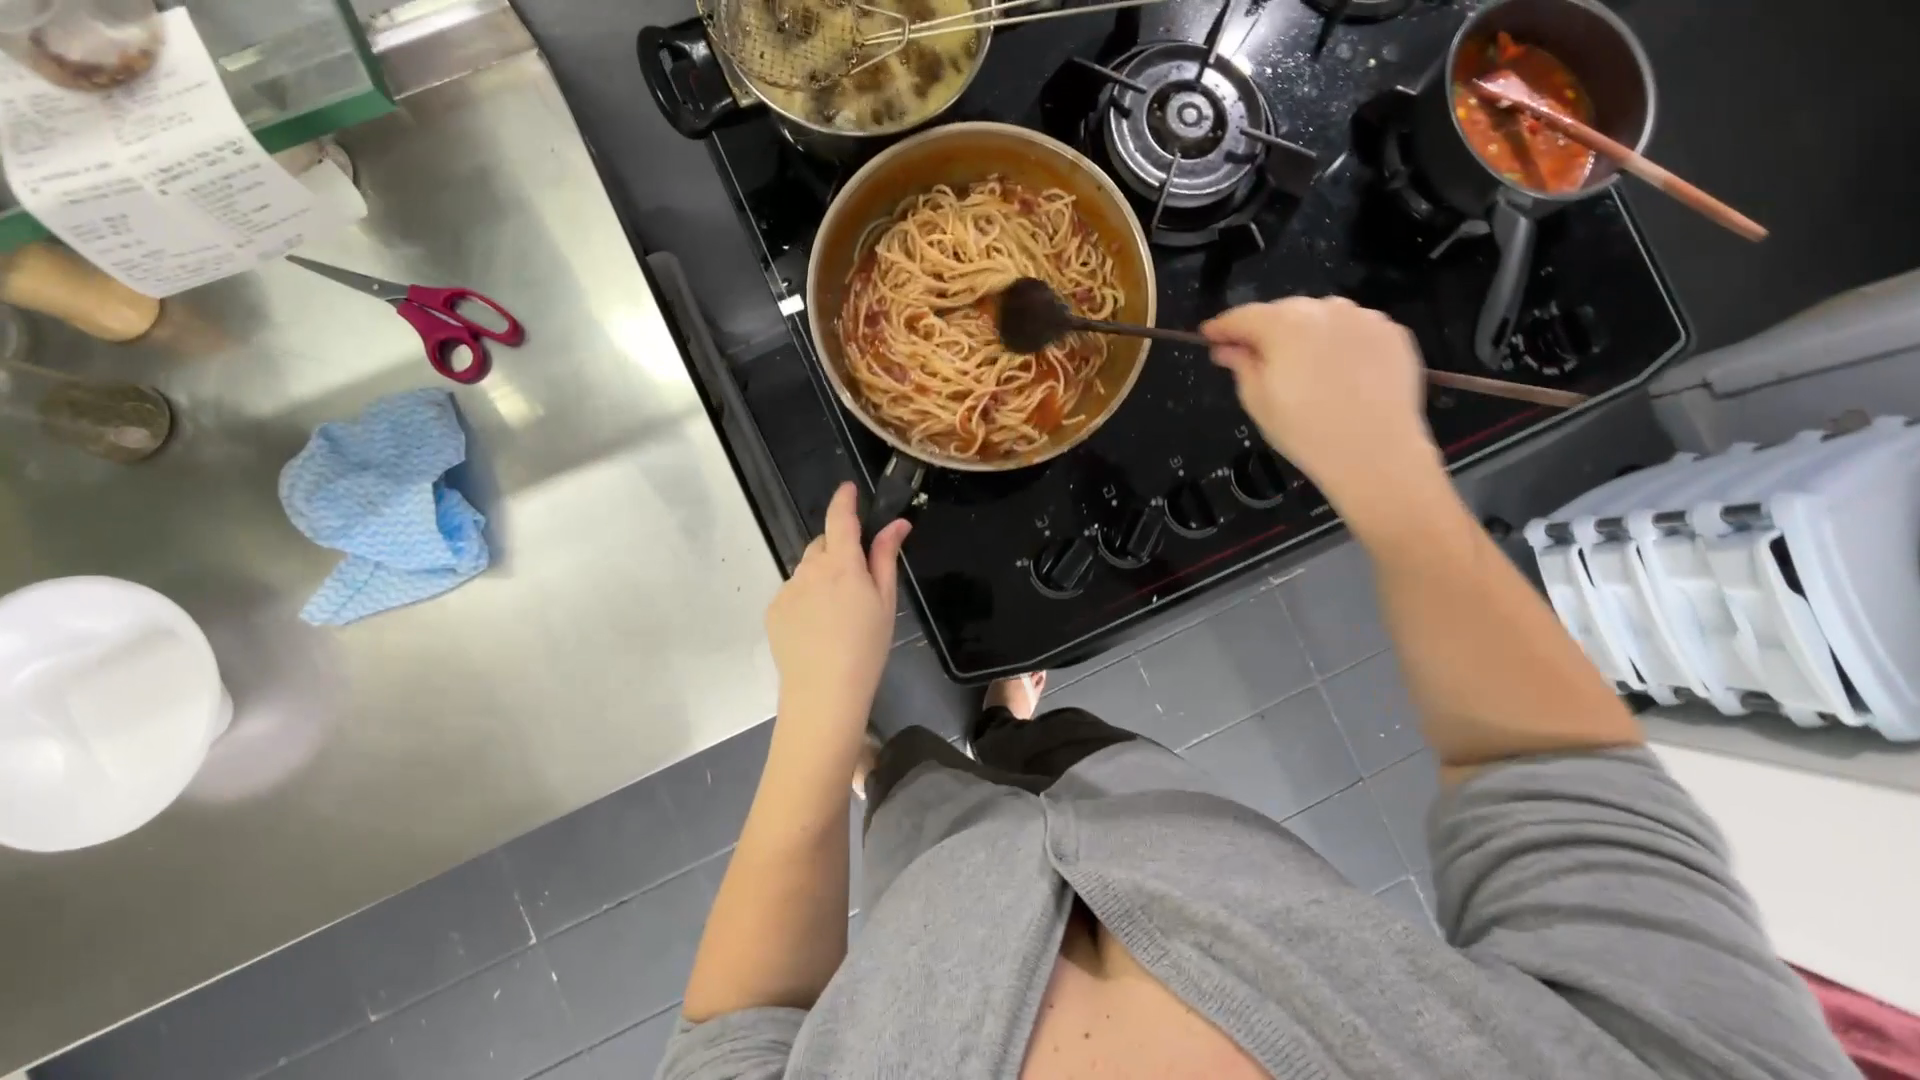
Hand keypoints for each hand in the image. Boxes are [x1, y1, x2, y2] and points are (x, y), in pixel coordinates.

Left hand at [766, 482, 911, 737]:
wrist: (824, 693)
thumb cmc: (867, 648)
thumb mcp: (886, 602)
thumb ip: (886, 557)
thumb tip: (897, 523)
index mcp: (842, 563)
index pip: (840, 518)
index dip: (844, 500)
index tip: (848, 489)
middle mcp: (810, 568)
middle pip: (823, 544)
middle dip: (838, 549)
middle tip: (857, 581)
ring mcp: (788, 589)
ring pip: (807, 569)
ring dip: (822, 576)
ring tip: (838, 614)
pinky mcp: (774, 609)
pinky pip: (793, 591)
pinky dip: (806, 598)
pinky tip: (818, 628)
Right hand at [1202, 296, 1439, 506]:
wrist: (1376, 453)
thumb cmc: (1305, 431)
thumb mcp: (1258, 401)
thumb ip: (1241, 365)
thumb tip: (1227, 349)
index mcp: (1285, 324)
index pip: (1243, 316)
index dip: (1222, 327)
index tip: (1209, 336)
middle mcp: (1326, 309)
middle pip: (1285, 311)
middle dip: (1267, 329)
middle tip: (1256, 355)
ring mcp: (1365, 318)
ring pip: (1323, 316)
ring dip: (1306, 332)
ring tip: (1304, 364)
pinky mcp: (1394, 334)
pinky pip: (1355, 330)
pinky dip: (1341, 342)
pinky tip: (1340, 372)